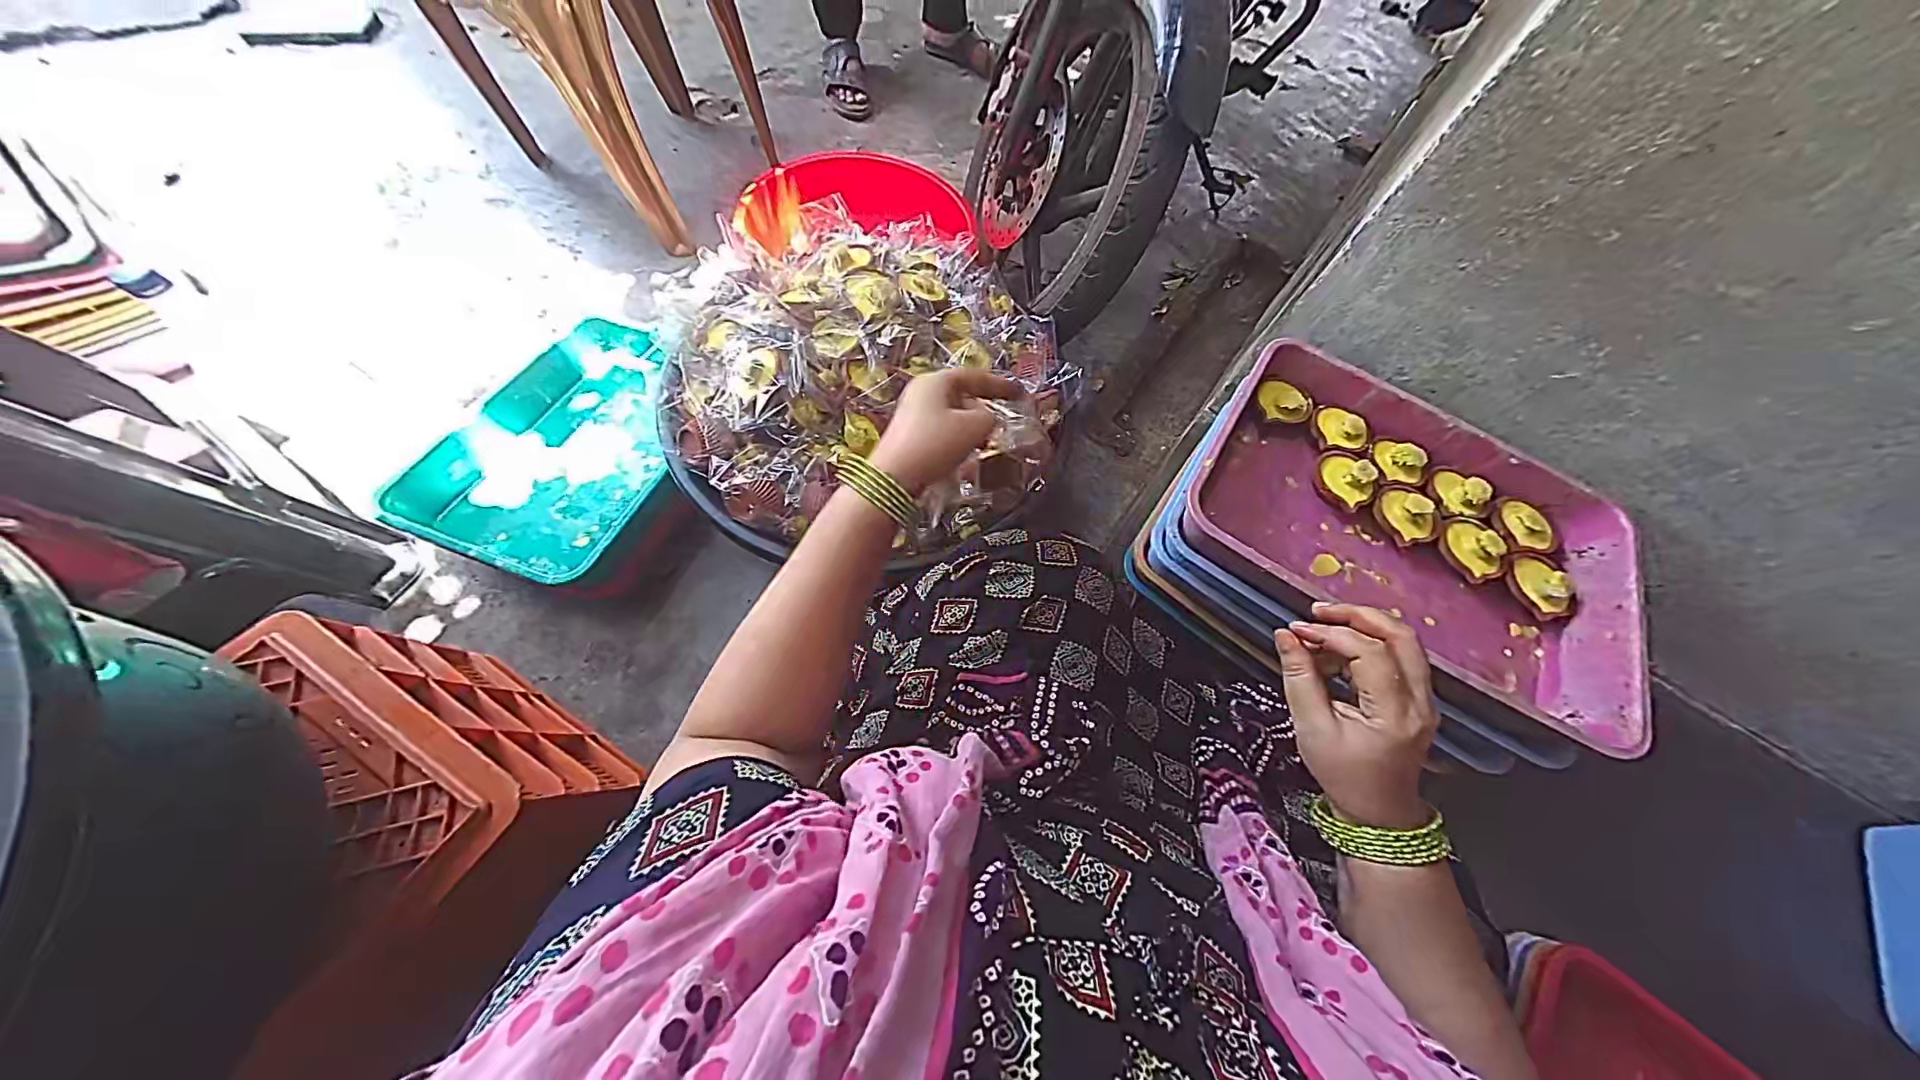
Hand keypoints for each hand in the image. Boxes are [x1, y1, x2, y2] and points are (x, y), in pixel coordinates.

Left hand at [868, 368, 1020, 493]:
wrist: (895, 478)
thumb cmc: (935, 445)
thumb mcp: (974, 426)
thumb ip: (990, 417)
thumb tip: (986, 419)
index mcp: (936, 381)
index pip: (974, 376)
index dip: (1000, 384)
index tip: (1020, 392)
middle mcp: (922, 393)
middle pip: (962, 395)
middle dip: (983, 409)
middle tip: (1000, 423)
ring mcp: (913, 415)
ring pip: (953, 416)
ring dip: (972, 428)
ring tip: (984, 443)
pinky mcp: (910, 436)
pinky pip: (942, 432)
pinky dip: (958, 439)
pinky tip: (965, 456)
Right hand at [1273, 602, 1438, 829]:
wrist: (1378, 811)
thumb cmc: (1341, 774)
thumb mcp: (1311, 728)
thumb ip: (1299, 677)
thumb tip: (1285, 636)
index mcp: (1395, 713)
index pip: (1369, 653)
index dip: (1330, 635)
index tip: (1296, 632)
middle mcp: (1420, 701)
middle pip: (1400, 635)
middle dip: (1356, 615)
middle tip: (1317, 612)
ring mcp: (1425, 699)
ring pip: (1403, 642)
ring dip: (1363, 626)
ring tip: (1322, 630)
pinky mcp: (1419, 698)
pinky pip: (1398, 656)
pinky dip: (1368, 643)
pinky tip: (1336, 652)